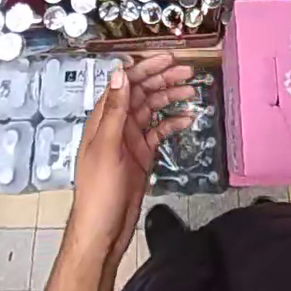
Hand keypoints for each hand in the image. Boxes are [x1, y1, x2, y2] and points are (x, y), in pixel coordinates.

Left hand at [67, 53, 196, 266]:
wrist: (103, 231)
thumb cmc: (98, 193)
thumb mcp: (106, 147)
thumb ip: (114, 110)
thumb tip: (119, 74)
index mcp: (104, 117)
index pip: (126, 82)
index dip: (146, 67)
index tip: (167, 58)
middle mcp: (117, 124)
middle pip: (142, 92)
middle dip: (163, 78)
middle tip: (187, 71)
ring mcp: (131, 138)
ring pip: (153, 108)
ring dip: (171, 97)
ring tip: (191, 90)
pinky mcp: (142, 154)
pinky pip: (160, 131)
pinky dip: (173, 123)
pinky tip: (188, 118)